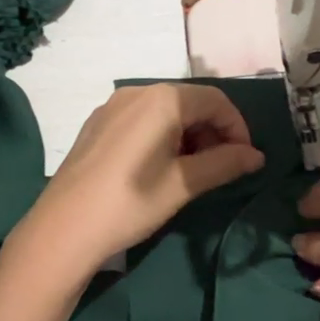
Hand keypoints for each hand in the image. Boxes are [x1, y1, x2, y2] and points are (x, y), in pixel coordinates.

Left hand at [14, 84, 265, 274]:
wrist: (64, 228)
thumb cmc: (131, 202)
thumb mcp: (184, 185)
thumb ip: (224, 164)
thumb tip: (256, 156)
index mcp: (162, 99)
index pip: (216, 100)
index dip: (238, 128)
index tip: (245, 160)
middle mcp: (137, 92)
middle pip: (190, 102)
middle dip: (213, 131)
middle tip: (221, 168)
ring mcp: (112, 107)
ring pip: (165, 111)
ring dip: (189, 135)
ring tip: (192, 172)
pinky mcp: (97, 124)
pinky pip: (142, 119)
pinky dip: (162, 136)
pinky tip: (159, 168)